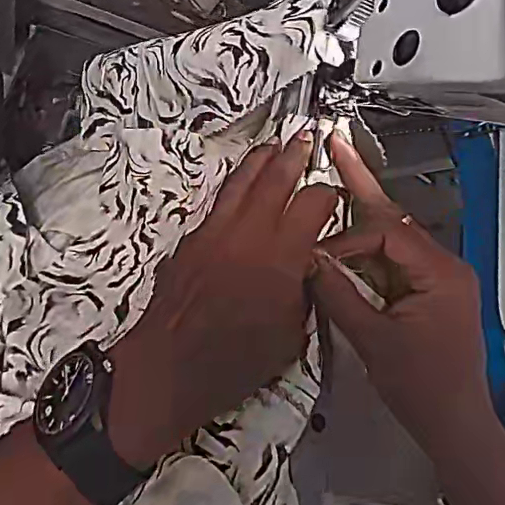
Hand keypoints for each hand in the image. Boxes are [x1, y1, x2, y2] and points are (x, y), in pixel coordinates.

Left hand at [106, 134, 338, 467]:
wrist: (169, 364)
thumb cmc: (234, 361)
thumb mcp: (290, 334)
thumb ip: (303, 291)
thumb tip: (307, 266)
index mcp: (282, 257)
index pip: (313, 204)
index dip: (329, 195)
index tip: (335, 197)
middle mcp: (250, 233)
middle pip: (276, 179)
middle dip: (294, 156)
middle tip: (305, 139)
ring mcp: (217, 231)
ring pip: (242, 181)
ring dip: (261, 159)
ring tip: (273, 145)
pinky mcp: (194, 237)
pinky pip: (220, 200)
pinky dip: (236, 184)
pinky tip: (242, 183)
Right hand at [308, 134, 497, 460]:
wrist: (455, 428)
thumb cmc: (422, 388)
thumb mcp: (374, 340)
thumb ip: (339, 294)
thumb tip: (308, 259)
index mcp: (440, 272)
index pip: (386, 234)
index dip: (346, 240)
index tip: (315, 259)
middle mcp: (443, 266)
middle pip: (392, 221)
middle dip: (361, 186)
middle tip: (336, 147)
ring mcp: (437, 278)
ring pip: (390, 240)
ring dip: (358, 222)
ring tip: (334, 178)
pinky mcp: (427, 292)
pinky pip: (391, 262)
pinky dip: (364, 254)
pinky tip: (341, 241)